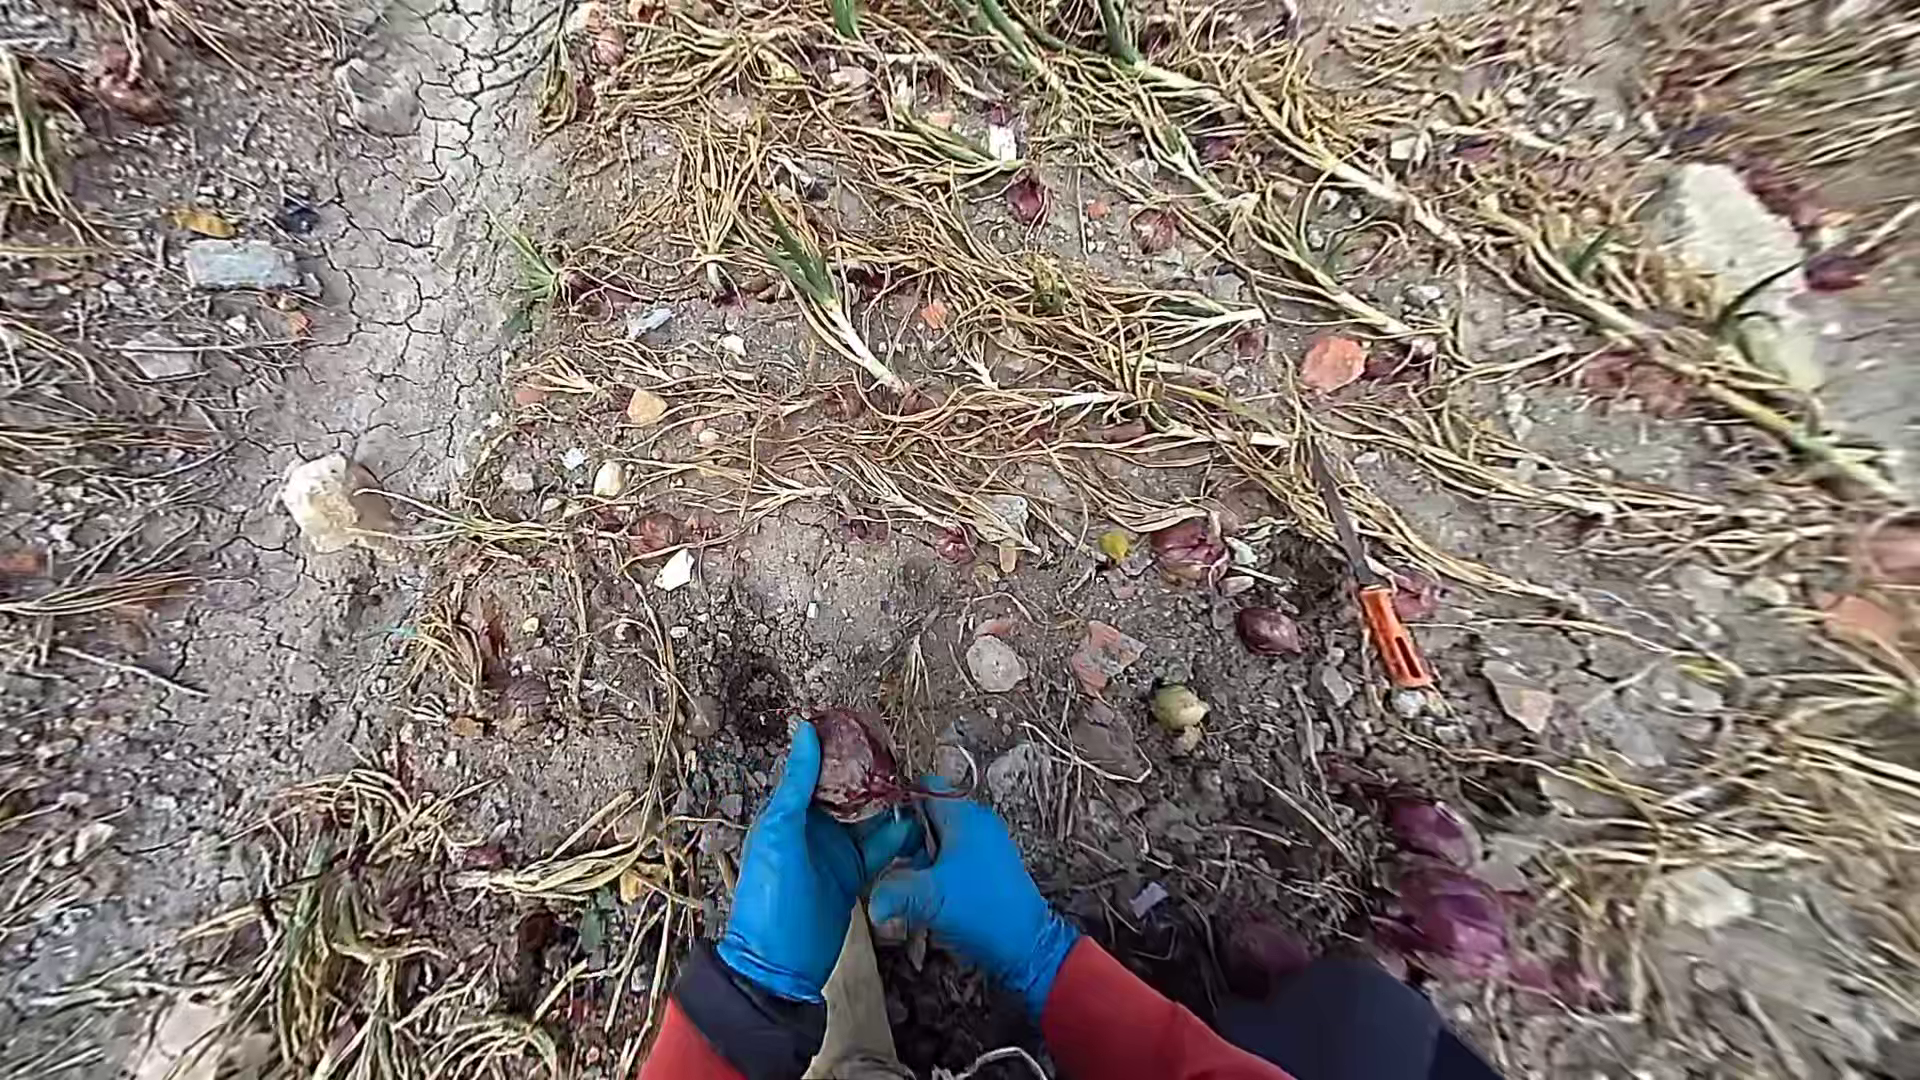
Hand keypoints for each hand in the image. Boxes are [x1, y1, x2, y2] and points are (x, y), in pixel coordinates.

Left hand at [718, 722, 918, 1001]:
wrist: (782, 969)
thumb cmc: (770, 897)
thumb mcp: (780, 834)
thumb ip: (797, 784)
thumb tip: (806, 729)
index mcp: (792, 810)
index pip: (820, 767)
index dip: (843, 748)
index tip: (868, 726)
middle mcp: (816, 824)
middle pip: (850, 789)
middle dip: (873, 774)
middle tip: (901, 757)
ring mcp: (839, 848)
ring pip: (870, 814)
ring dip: (889, 803)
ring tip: (914, 787)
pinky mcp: (857, 871)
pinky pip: (882, 845)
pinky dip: (898, 835)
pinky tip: (916, 822)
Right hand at [870, 785, 1079, 1015]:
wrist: (1027, 946)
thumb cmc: (981, 910)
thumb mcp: (929, 898)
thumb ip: (893, 891)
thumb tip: (871, 899)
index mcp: (964, 815)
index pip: (926, 787)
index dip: (902, 801)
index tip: (882, 825)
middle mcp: (976, 821)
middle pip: (931, 813)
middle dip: (909, 836)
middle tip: (894, 861)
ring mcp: (985, 842)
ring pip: (941, 837)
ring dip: (922, 858)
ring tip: (910, 883)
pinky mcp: (989, 864)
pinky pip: (954, 855)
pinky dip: (938, 869)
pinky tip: (930, 895)